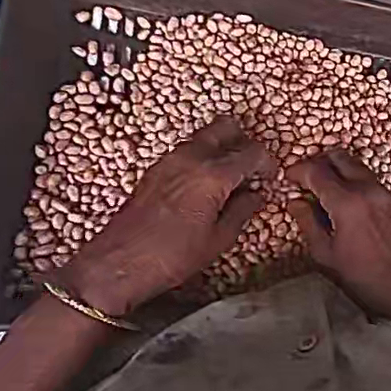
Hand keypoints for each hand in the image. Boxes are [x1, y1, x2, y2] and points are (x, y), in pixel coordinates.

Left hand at [59, 117, 275, 315]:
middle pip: (226, 128)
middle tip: (253, 170)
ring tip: (232, 180)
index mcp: (213, 175)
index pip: (253, 152)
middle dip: (245, 144)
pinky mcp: (156, 169)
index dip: (267, 164)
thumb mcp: (220, 238)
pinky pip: (188, 151)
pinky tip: (208, 186)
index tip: (271, 179)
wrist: (119, 263)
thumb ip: (243, 210)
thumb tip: (256, 195)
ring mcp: (170, 160)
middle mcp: (191, 158)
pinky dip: (204, 158)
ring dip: (223, 149)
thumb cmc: (172, 256)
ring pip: (205, 136)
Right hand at [285, 148, 390, 319]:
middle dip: (319, 162)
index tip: (288, 177)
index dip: (298, 170)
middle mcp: (368, 190)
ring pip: (356, 165)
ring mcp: (384, 193)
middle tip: (305, 178)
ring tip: (323, 188)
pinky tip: (344, 199)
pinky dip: (353, 180)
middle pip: (339, 158)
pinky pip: (369, 179)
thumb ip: (307, 221)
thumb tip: (295, 202)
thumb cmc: (360, 275)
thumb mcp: (324, 253)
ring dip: (337, 169)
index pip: (316, 171)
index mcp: (347, 203)